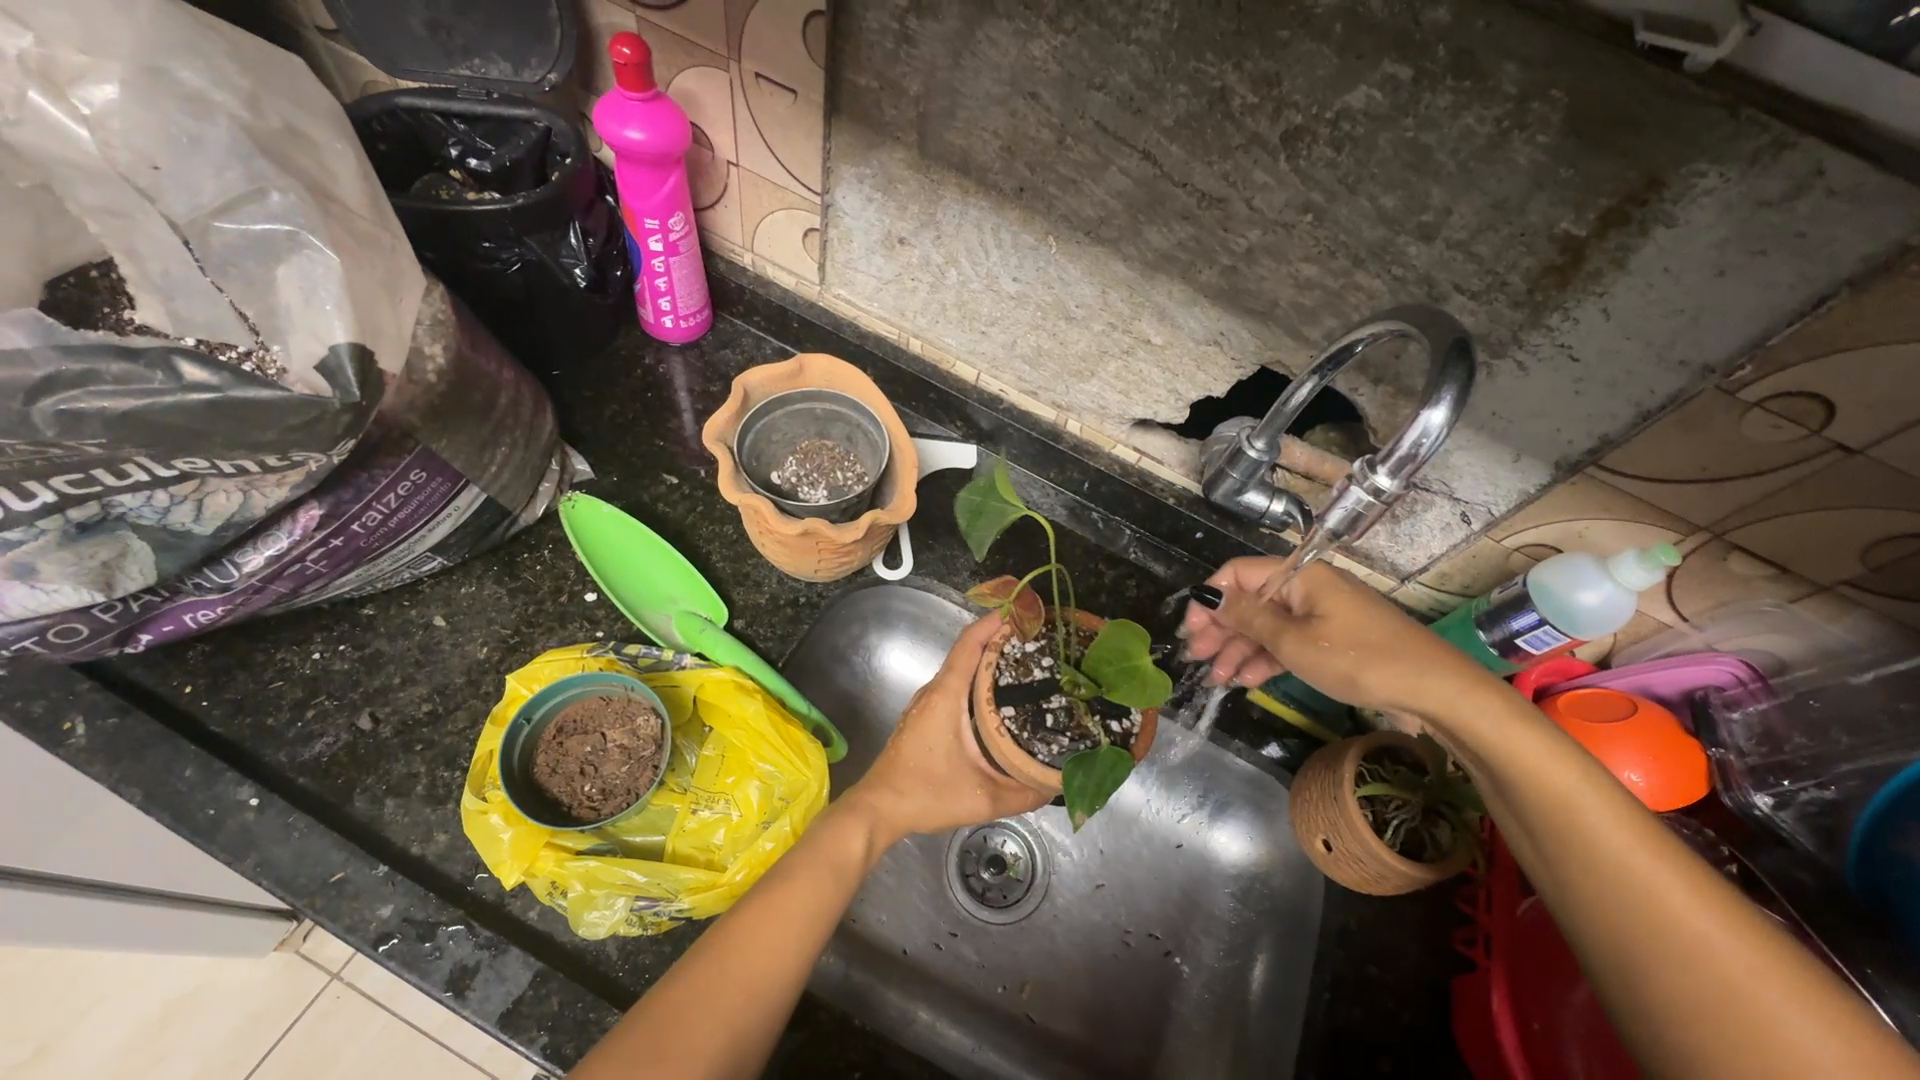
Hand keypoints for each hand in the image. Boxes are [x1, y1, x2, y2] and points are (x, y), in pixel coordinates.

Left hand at [841, 612, 1049, 842]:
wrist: (879, 808)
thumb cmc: (925, 794)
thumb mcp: (982, 798)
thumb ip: (1024, 793)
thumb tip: (1059, 784)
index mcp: (946, 696)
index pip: (969, 644)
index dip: (994, 623)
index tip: (1022, 613)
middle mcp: (934, 692)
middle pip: (968, 653)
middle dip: (1000, 641)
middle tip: (1038, 643)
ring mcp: (926, 704)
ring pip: (961, 671)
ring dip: (989, 664)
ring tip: (1026, 667)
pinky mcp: (924, 718)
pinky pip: (954, 688)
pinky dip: (977, 683)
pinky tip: (999, 700)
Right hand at [1181, 557, 1499, 717]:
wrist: (1433, 689)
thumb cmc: (1359, 659)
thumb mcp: (1294, 642)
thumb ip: (1247, 618)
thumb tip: (1207, 596)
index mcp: (1299, 575)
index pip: (1237, 574)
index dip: (1209, 600)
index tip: (1190, 632)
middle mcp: (1308, 587)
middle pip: (1250, 601)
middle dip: (1221, 629)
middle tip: (1198, 660)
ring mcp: (1321, 613)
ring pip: (1267, 625)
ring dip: (1240, 650)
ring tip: (1217, 679)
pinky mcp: (1333, 638)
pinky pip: (1289, 641)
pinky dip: (1267, 658)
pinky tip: (1247, 679)